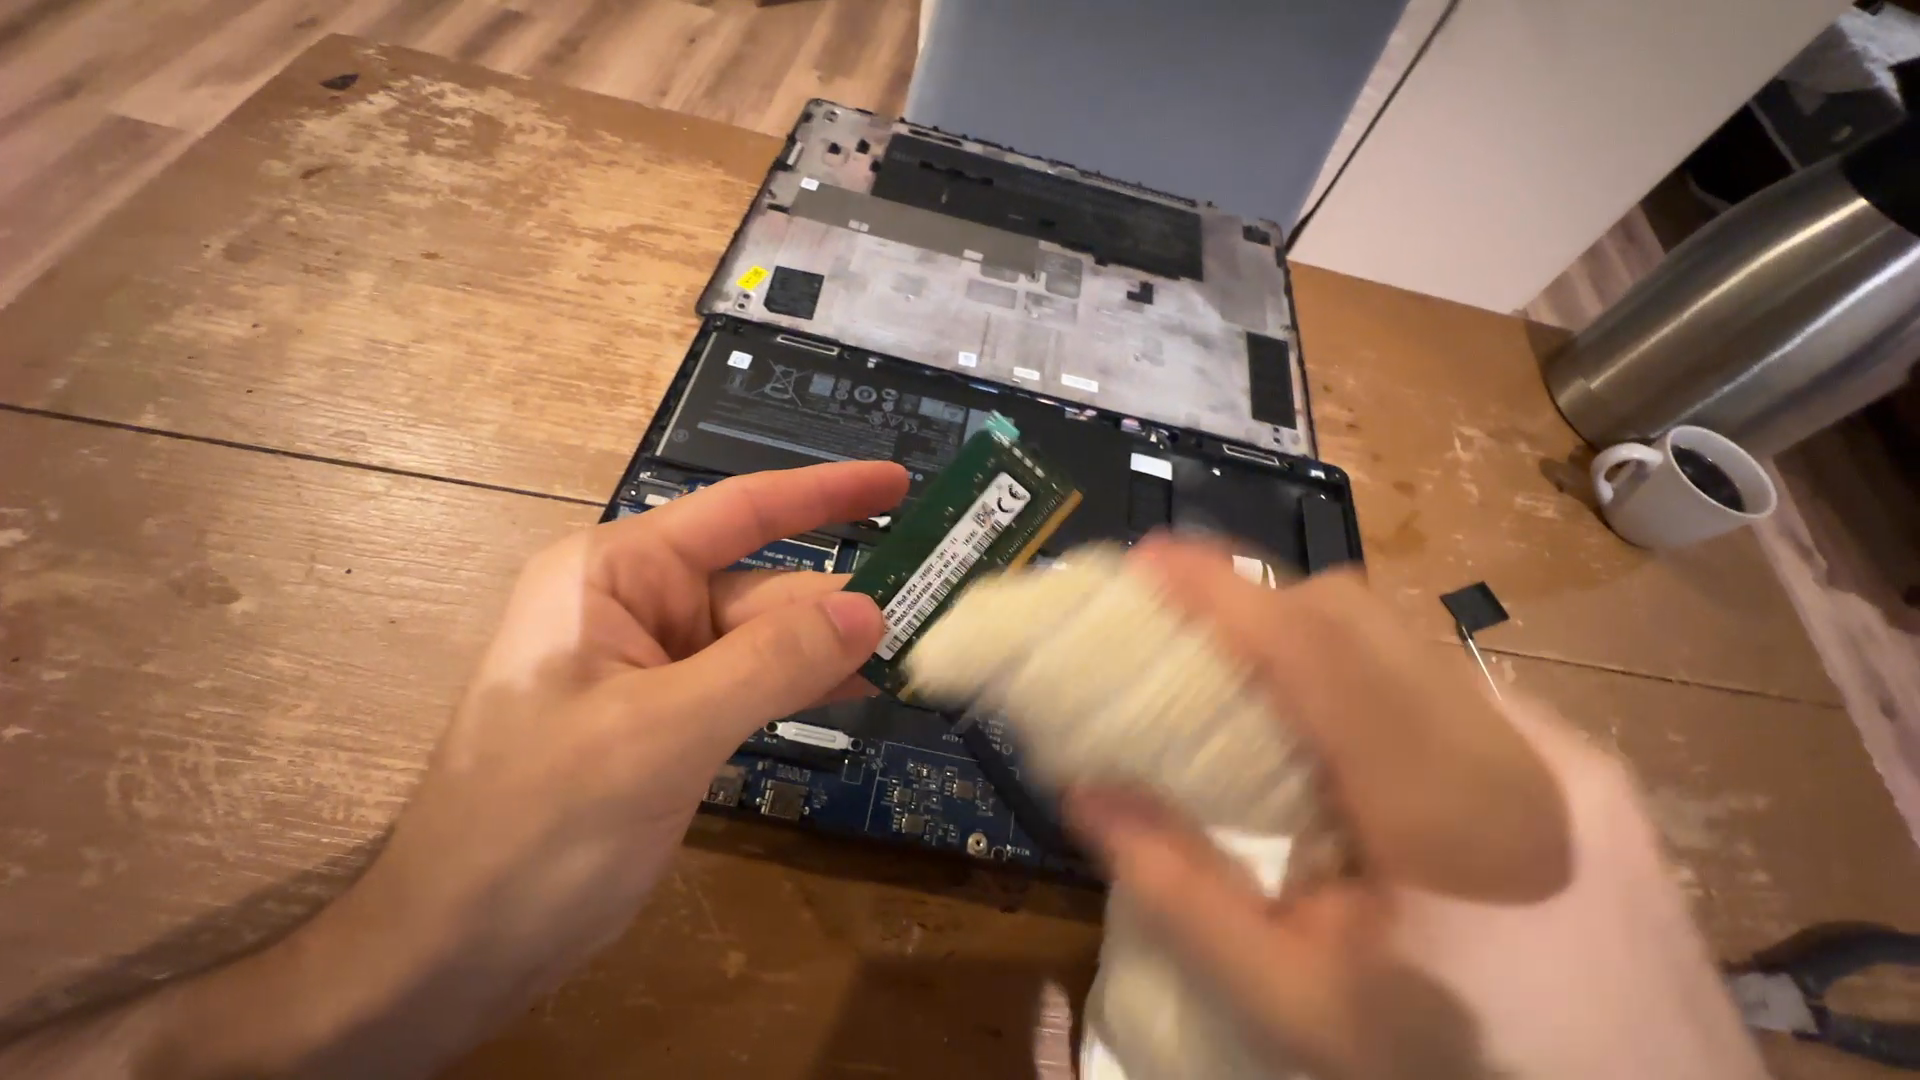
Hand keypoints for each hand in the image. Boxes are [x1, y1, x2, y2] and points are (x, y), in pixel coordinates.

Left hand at [70, 462, 908, 1079]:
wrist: (458, 948)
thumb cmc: (536, 825)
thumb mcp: (659, 732)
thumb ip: (770, 664)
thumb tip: (871, 611)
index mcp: (616, 575)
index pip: (739, 513)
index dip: (825, 492)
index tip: (899, 481)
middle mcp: (640, 606)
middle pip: (766, 585)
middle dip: (844, 596)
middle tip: (942, 603)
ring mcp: (660, 666)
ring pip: (769, 639)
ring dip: (835, 647)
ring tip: (921, 649)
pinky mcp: (675, 718)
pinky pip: (757, 685)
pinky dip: (808, 686)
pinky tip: (865, 691)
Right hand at [1063, 542, 1766, 1079]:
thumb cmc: (1465, 1069)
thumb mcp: (1299, 1007)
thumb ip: (1185, 894)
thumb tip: (1089, 793)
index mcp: (1446, 807)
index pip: (1318, 649)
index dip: (1226, 591)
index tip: (1149, 558)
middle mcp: (1514, 747)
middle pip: (1358, 616)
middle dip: (1257, 603)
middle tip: (1181, 634)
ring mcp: (1559, 748)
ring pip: (1403, 638)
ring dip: (1309, 636)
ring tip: (1245, 685)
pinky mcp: (1578, 763)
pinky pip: (1440, 678)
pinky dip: (1364, 674)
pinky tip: (1340, 748)